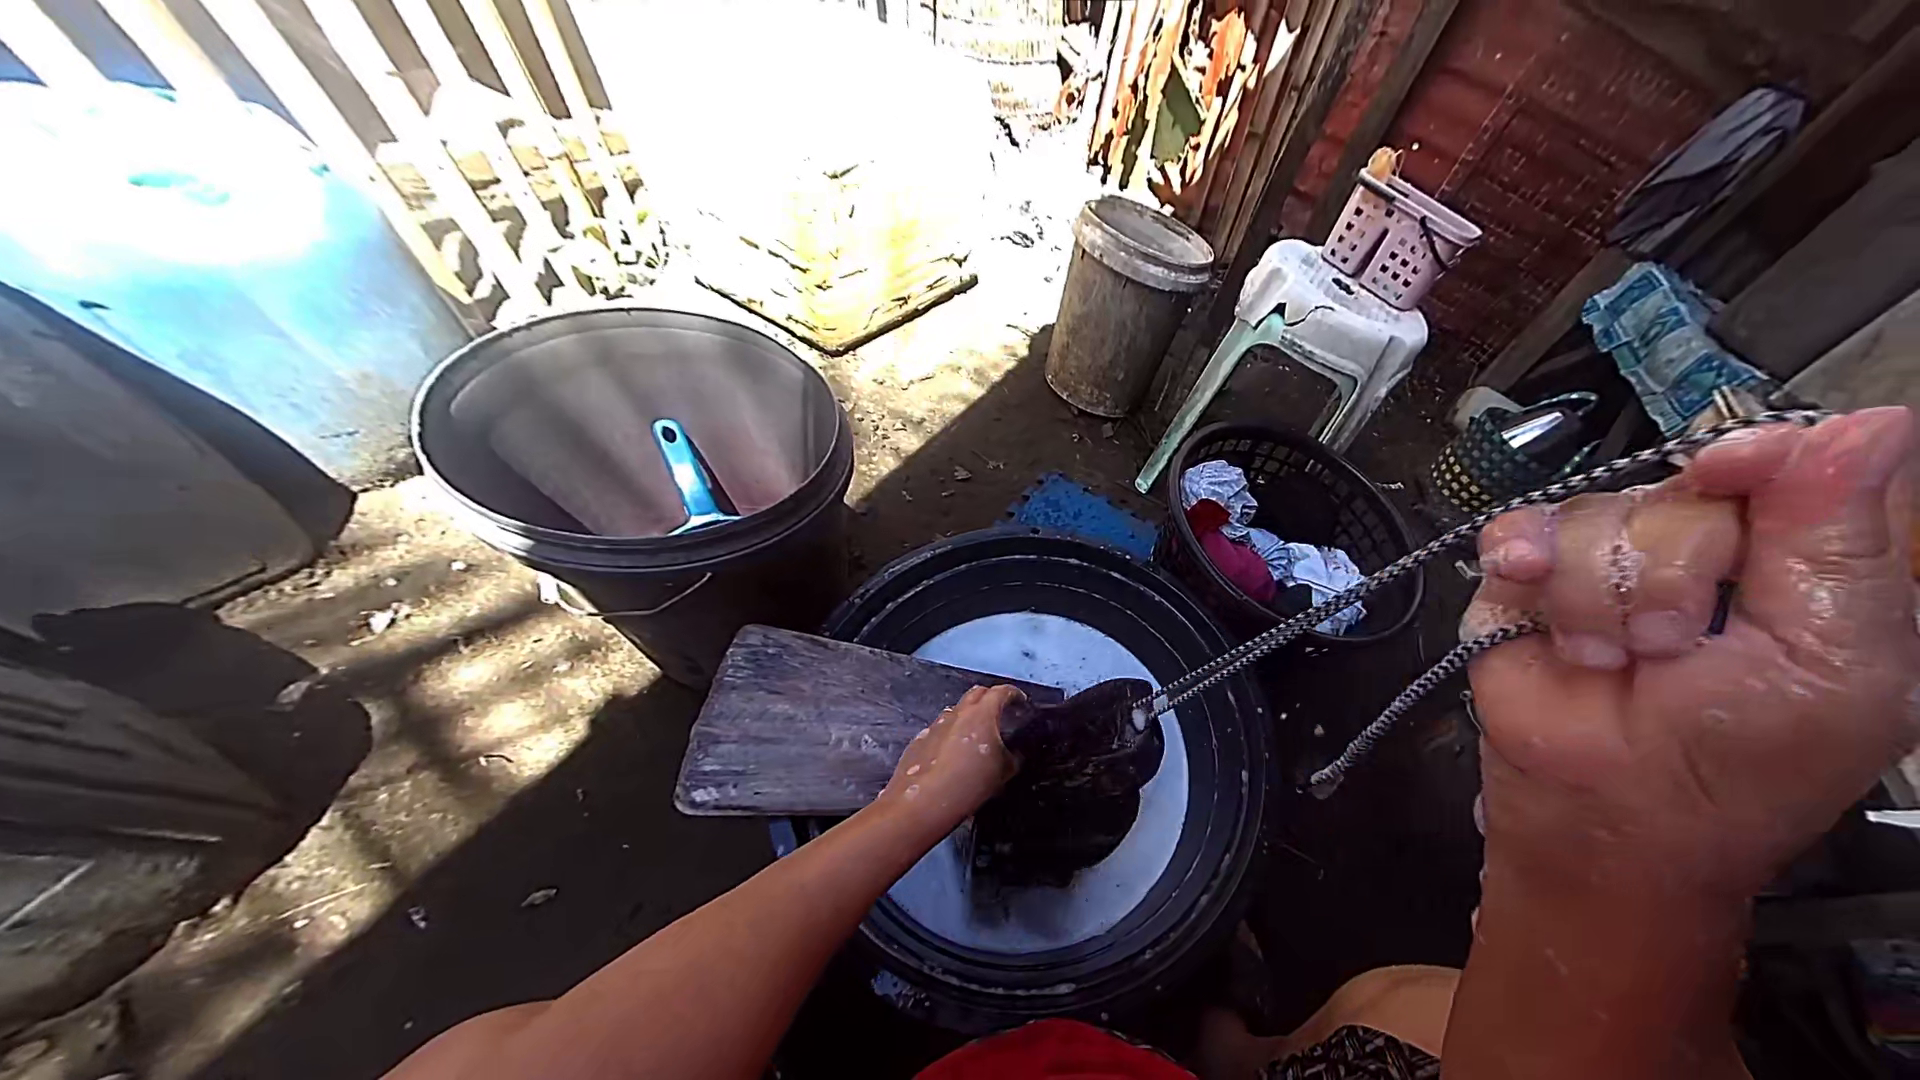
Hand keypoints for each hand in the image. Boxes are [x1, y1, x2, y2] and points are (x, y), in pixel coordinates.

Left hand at [878, 685, 1020, 829]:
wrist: (923, 801)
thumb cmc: (969, 782)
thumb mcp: (1003, 772)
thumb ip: (1013, 758)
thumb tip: (1013, 755)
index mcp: (981, 714)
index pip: (1000, 692)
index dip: (1013, 693)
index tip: (1020, 699)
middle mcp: (957, 713)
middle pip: (976, 694)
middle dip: (990, 697)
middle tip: (1001, 710)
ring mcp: (936, 724)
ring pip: (957, 711)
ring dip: (969, 716)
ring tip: (977, 734)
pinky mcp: (921, 740)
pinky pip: (942, 729)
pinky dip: (952, 733)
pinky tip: (954, 753)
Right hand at [1466, 407, 1919, 899]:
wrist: (1599, 802)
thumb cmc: (1739, 756)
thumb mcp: (1829, 662)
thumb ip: (1836, 544)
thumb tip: (1867, 422)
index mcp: (1789, 562)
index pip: (1785, 465)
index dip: (1758, 459)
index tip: (1732, 471)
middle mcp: (1688, 549)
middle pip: (1673, 493)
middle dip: (1667, 575)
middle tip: (1670, 648)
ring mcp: (1593, 564)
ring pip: (1587, 515)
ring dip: (1592, 597)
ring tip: (1601, 658)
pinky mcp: (1516, 583)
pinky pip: (1512, 531)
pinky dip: (1516, 554)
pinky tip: (1522, 581)